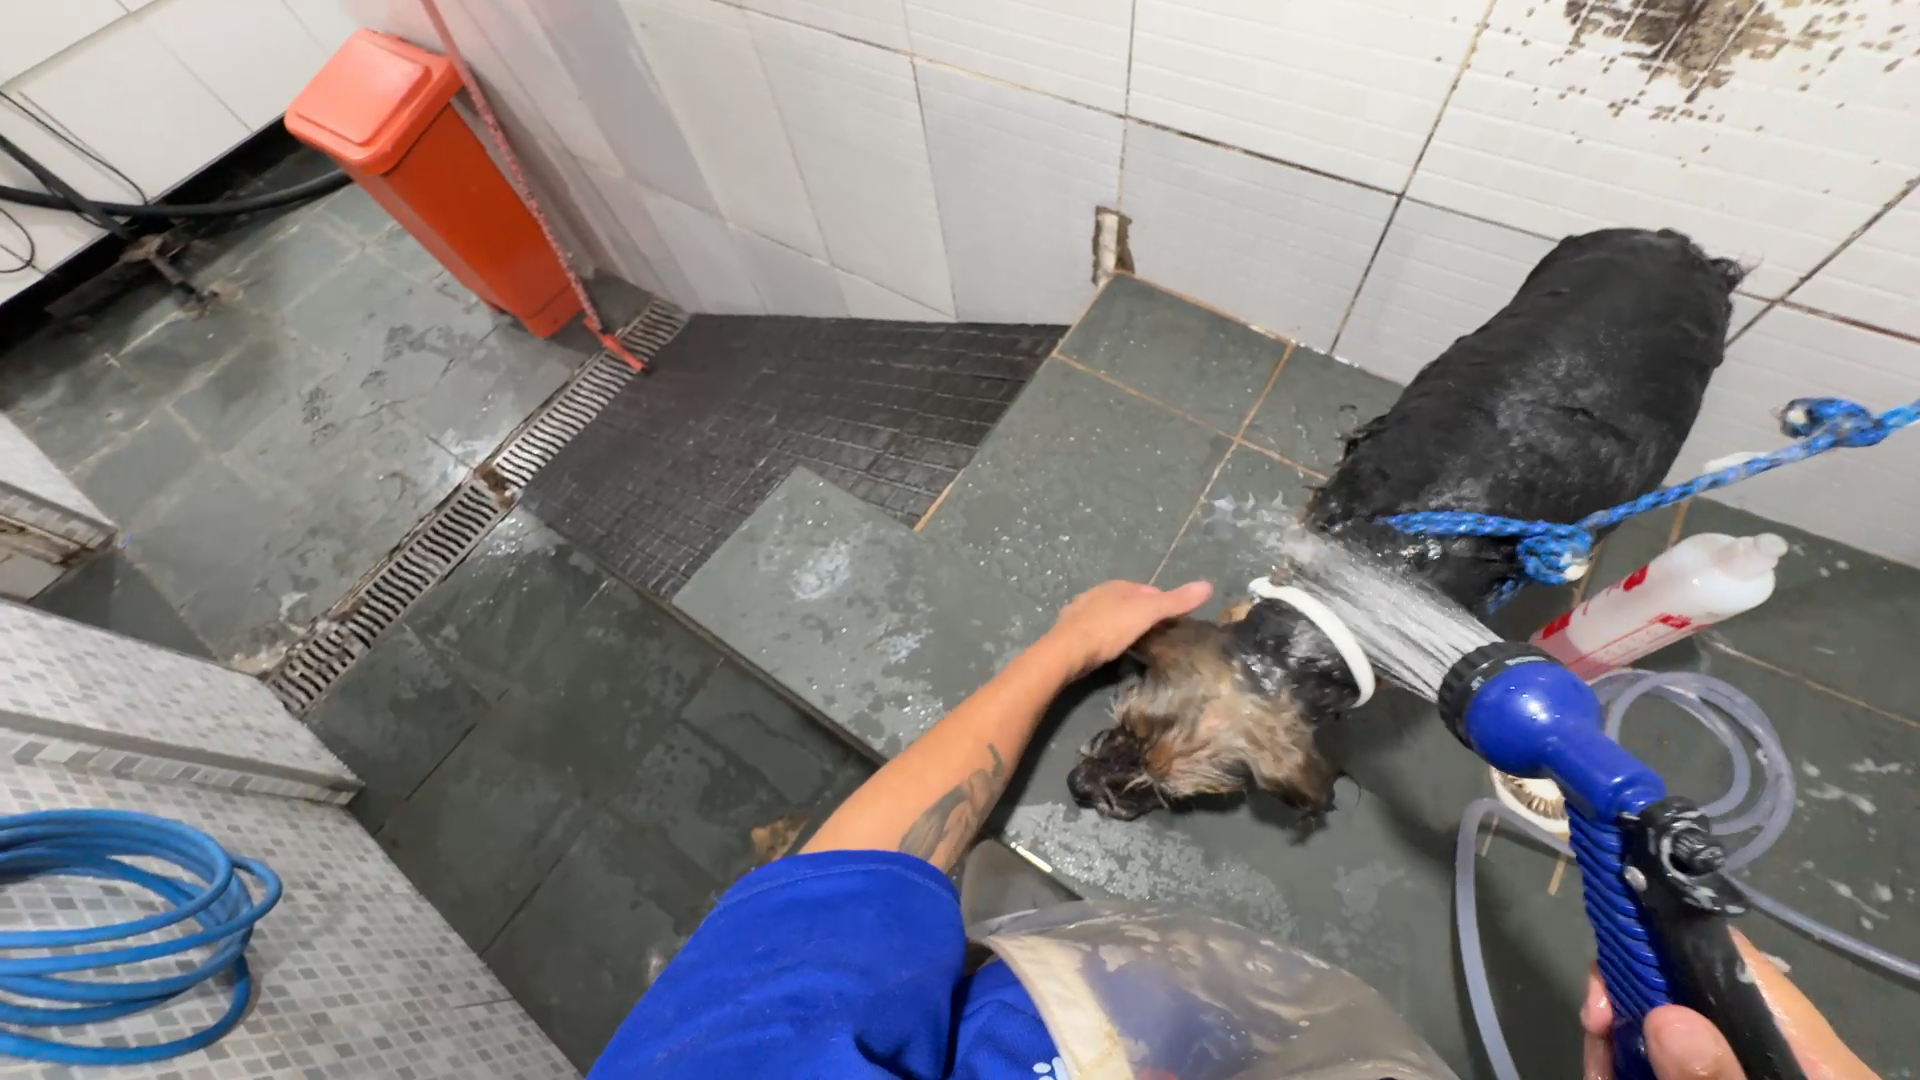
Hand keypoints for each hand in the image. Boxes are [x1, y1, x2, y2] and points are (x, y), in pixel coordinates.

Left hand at [1039, 579, 1212, 678]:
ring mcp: (1081, 612)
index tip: (1175, 623)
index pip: (1149, 591)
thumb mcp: (1147, 613)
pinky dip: (1107, 638)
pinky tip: (1111, 651)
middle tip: (1159, 638)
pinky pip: (1097, 631)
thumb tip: (1208, 585)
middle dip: (1144, 616)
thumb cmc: (1108, 629)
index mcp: (1116, 586)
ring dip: (1124, 627)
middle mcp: (1097, 593)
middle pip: (1129, 603)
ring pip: (1111, 617)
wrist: (1066, 652)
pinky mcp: (1071, 632)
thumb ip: (1175, 602)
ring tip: (1138, 646)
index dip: (1164, 605)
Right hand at [1579, 933, 1877, 1078]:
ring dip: (1615, 1042)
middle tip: (1593, 1031)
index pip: (1730, 957)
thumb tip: (1664, 1016)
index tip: (1608, 965)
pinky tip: (1610, 1077)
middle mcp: (1775, 1050)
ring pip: (1659, 1027)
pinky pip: (1658, 1061)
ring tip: (1598, 1071)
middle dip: (1623, 1002)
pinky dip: (1625, 1066)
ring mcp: (1735, 1070)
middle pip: (1680, 988)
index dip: (1660, 938)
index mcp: (1806, 1048)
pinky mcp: (1710, 1078)